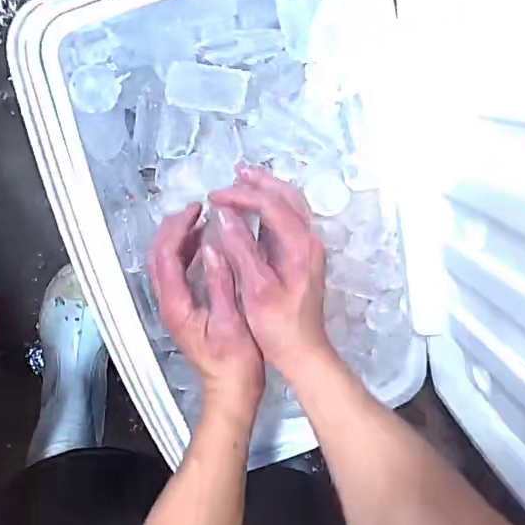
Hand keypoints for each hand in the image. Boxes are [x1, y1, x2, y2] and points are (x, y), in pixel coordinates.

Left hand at [149, 202, 264, 422]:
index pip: (167, 257)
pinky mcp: (184, 311)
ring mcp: (175, 308)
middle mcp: (169, 305)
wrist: (231, 391)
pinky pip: (177, 274)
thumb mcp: (232, 320)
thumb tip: (211, 248)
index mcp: (177, 305)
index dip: (179, 229)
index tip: (199, 209)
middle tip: (197, 209)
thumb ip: (220, 283)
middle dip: (174, 229)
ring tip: (201, 221)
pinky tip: (204, 247)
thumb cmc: (236, 361)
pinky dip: (186, 255)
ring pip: (166, 265)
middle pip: (159, 258)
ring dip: (179, 240)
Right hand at [206, 166, 337, 381]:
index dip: (241, 196)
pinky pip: (290, 219)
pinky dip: (272, 207)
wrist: (304, 351)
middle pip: (287, 196)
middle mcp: (309, 242)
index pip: (271, 205)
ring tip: (243, 182)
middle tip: (234, 174)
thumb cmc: (280, 327)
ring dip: (268, 191)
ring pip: (292, 205)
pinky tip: (254, 210)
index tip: (215, 197)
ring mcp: (308, 249)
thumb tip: (225, 215)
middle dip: (259, 183)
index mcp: (300, 247)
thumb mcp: (255, 289)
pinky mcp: (303, 257)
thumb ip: (241, 249)